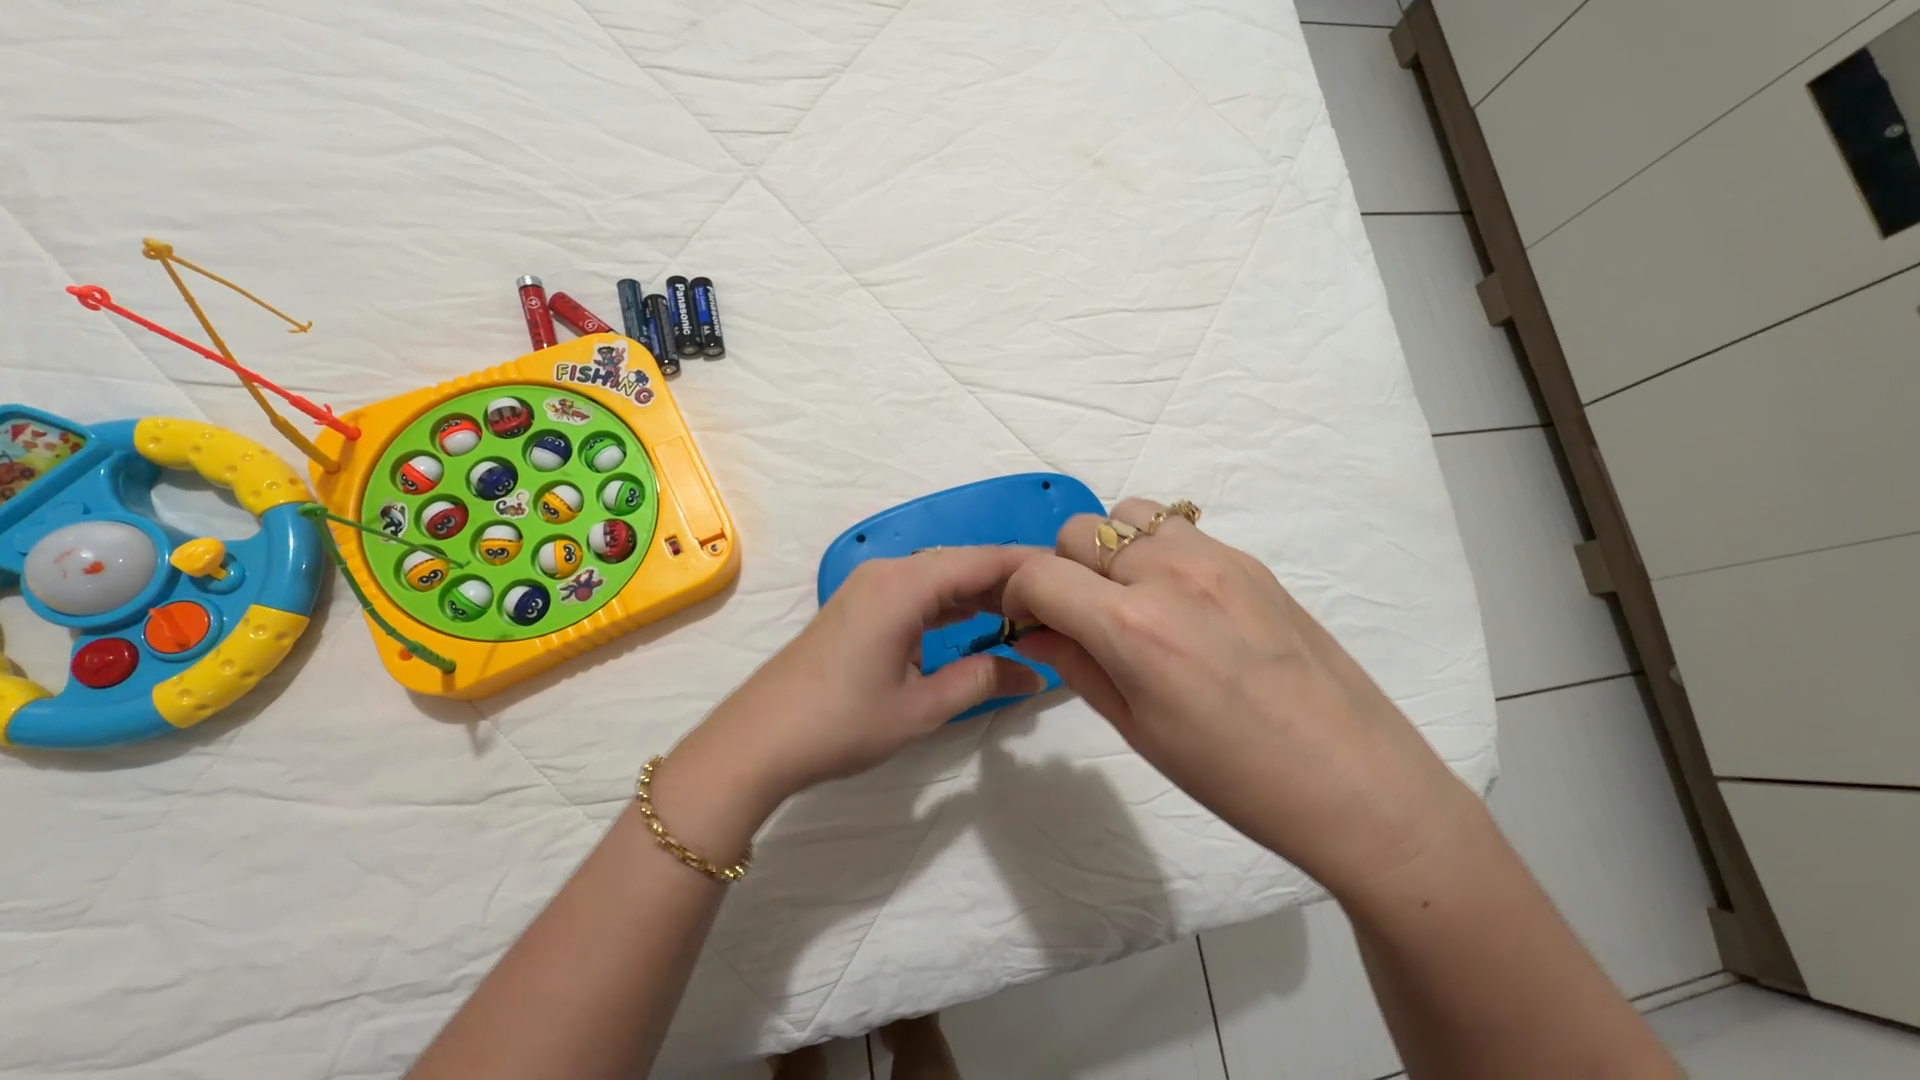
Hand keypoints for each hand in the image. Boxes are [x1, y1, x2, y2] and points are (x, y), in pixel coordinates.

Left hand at [672, 546, 1048, 815]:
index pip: (983, 561)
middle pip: (963, 564)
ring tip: (1033, 613)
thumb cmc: (841, 723)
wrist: (758, 740)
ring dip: (982, 595)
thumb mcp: (922, 708)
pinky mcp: (859, 607)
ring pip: (940, 578)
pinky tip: (978, 623)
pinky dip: (951, 606)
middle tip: (1064, 601)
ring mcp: (869, 588)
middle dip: (1012, 581)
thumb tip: (1035, 673)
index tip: (1076, 576)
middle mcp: (888, 573)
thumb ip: (982, 680)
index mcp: (905, 585)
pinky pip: (918, 594)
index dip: (1032, 566)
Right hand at [1001, 499, 1475, 896]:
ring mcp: (1216, 557)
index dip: (1018, 597)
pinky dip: (1155, 550)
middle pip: (1078, 532)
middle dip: (1061, 571)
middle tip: (1079, 620)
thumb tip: (1030, 631)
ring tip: (1129, 602)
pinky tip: (1180, 604)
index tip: (1027, 623)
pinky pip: (1178, 528)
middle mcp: (1170, 574)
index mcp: (1134, 628)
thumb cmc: (1235, 778)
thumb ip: (1076, 666)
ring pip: (1128, 513)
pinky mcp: (1250, 559)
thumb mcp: (1139, 729)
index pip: (1040, 575)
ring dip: (1110, 549)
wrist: (1356, 780)